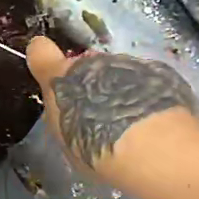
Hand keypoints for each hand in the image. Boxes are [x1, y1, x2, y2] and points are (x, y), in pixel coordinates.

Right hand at [26, 37, 198, 179]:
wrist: (148, 143)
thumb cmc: (94, 146)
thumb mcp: (67, 139)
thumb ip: (65, 117)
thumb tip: (69, 112)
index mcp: (61, 79)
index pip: (40, 52)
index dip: (44, 59)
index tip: (48, 69)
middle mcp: (92, 62)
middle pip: (86, 66)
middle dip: (90, 84)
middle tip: (99, 114)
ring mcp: (127, 62)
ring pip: (117, 71)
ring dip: (120, 90)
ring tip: (130, 121)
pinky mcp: (158, 71)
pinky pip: (144, 79)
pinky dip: (145, 95)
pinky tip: (152, 119)